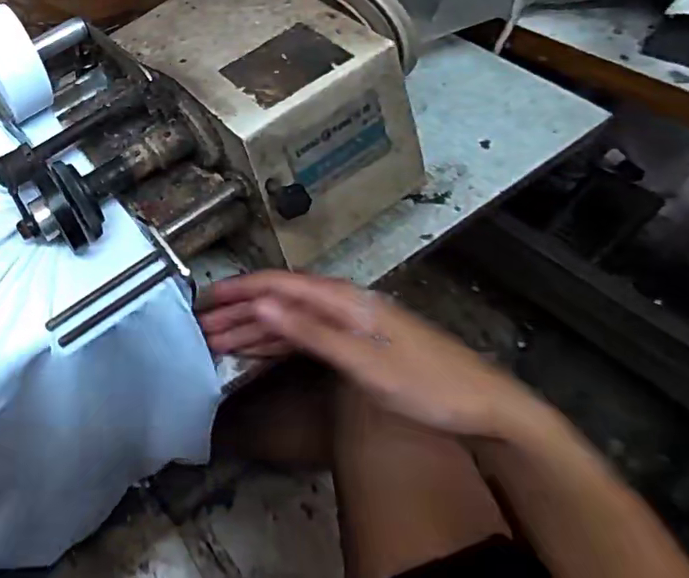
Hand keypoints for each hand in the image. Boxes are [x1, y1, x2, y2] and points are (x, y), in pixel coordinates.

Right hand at [198, 271, 547, 439]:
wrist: (486, 405)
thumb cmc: (429, 383)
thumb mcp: (366, 362)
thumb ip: (311, 331)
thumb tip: (263, 303)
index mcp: (341, 299)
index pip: (277, 284)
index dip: (239, 290)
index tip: (206, 300)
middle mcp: (340, 303)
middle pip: (278, 301)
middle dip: (238, 313)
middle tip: (202, 329)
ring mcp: (347, 322)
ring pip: (288, 319)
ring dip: (252, 328)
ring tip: (219, 341)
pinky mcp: (353, 341)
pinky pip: (302, 335)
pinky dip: (276, 342)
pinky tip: (258, 351)